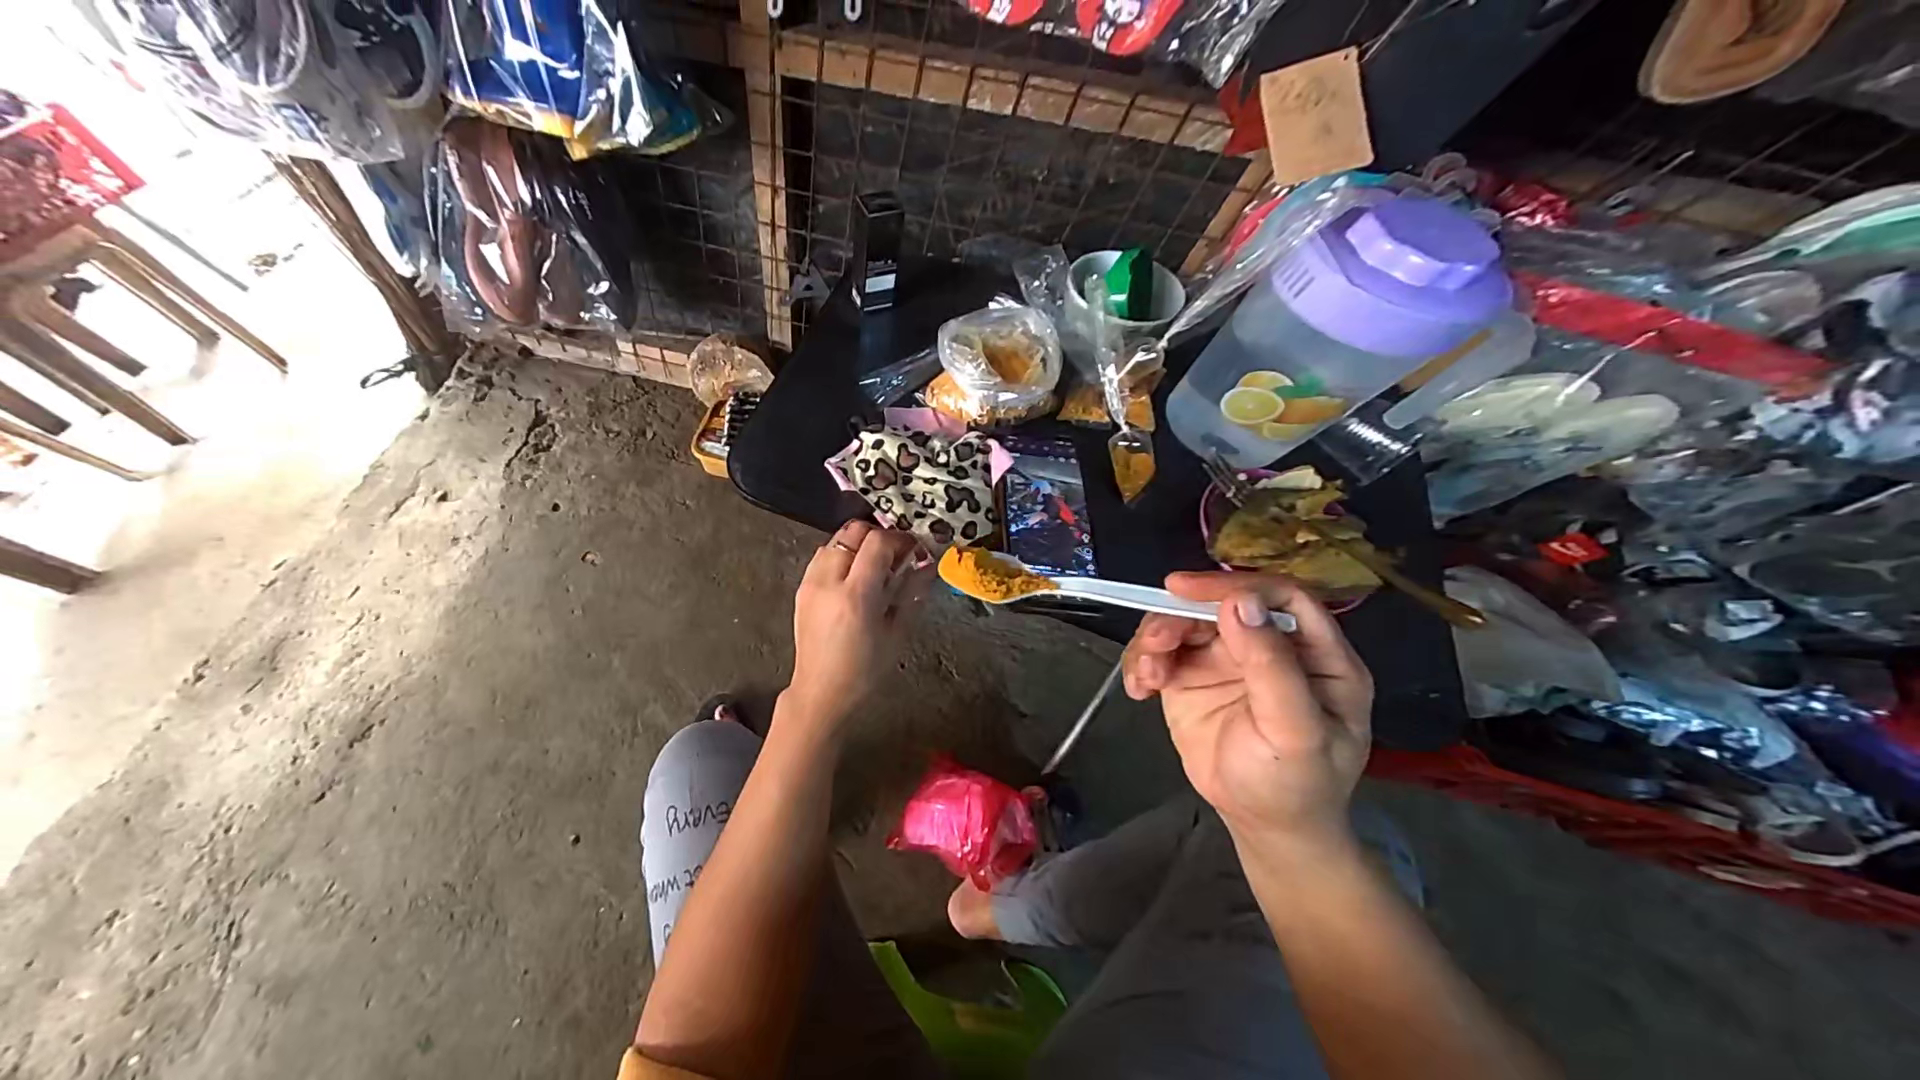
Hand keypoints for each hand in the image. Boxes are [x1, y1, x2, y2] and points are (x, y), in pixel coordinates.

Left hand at [785, 520, 930, 728]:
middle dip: (879, 535)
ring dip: (859, 544)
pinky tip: (854, 577)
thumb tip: (927, 565)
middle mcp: (828, 582)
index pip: (878, 542)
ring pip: (836, 540)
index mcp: (856, 596)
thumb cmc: (864, 670)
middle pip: (853, 531)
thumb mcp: (896, 633)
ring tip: (875, 567)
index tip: (914, 550)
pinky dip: (842, 556)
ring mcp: (811, 584)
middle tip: (896, 554)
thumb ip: (911, 593)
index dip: (901, 539)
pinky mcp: (802, 589)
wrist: (821, 692)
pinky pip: (822, 556)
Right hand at [1123, 572, 1372, 857]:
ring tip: (1147, 676)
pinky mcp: (1191, 676)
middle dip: (1181, 617)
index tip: (1188, 591)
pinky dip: (1143, 662)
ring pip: (1183, 623)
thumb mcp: (1295, 731)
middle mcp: (1269, 646)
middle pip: (1220, 605)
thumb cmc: (1296, 785)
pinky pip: (1161, 652)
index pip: (1280, 597)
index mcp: (1315, 653)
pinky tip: (1140, 688)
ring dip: (1155, 640)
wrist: (1263, 825)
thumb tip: (1240, 602)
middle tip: (1156, 642)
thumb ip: (1272, 666)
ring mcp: (1227, 659)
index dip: (1235, 585)